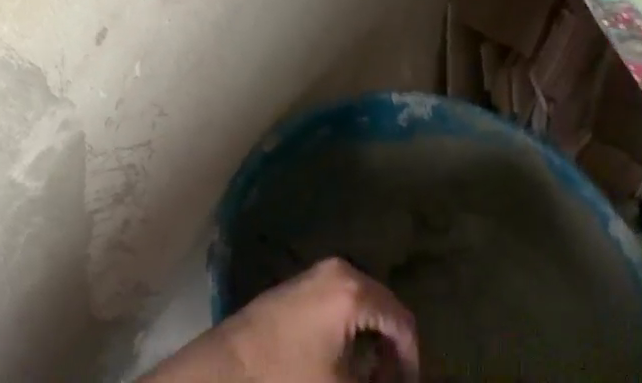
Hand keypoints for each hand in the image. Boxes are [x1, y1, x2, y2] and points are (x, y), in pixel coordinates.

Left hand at [142, 259, 418, 382]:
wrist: (229, 364)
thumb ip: (378, 378)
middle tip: (388, 378)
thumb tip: (395, 374)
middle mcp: (339, 269)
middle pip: (385, 307)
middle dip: (392, 346)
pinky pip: (342, 299)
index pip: (403, 321)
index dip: (412, 359)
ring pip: (364, 303)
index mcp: (353, 290)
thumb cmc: (288, 373)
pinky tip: (345, 355)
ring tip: (368, 372)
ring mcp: (317, 273)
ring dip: (373, 337)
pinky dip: (352, 326)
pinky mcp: (301, 283)